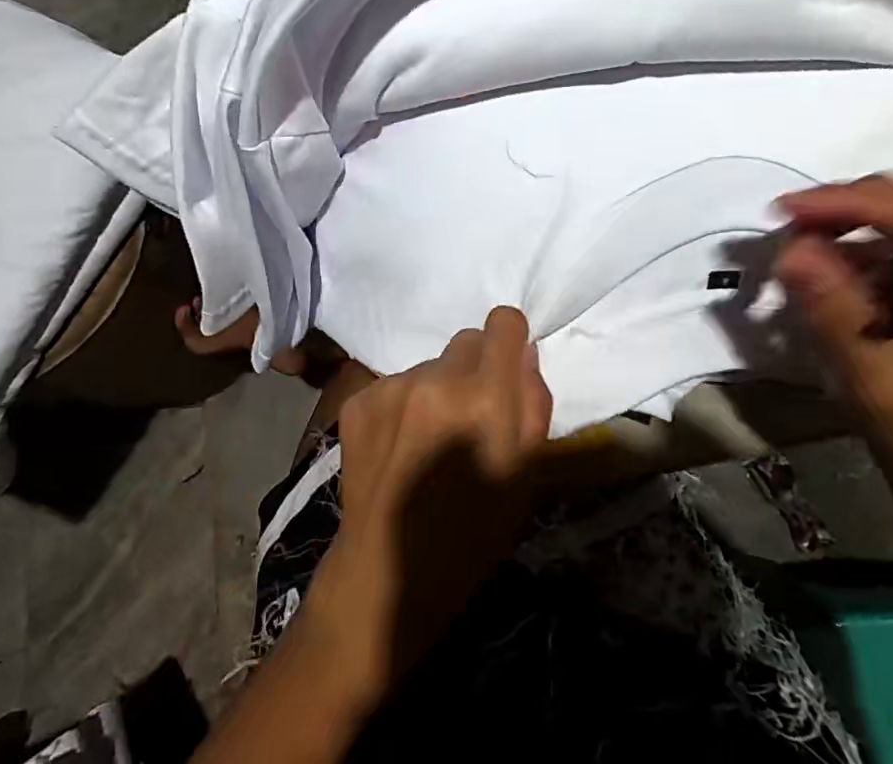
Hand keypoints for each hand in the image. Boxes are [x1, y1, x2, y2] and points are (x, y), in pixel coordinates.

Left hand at [308, 306, 552, 689]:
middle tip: (472, 412)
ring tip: (431, 436)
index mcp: (486, 398)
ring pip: (432, 363)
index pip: (504, 321)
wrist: (388, 572)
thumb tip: (523, 355)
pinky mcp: (358, 402)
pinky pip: (397, 381)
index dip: (511, 341)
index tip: (508, 370)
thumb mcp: (529, 471)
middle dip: (477, 367)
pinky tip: (401, 445)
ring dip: (440, 387)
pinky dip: (406, 403)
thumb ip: (533, 402)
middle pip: (468, 338)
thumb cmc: (474, 530)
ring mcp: (391, 389)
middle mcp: (436, 380)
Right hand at [774, 176, 892, 513]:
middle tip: (789, 224)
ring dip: (845, 230)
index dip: (853, 202)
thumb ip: (831, 312)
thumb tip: (789, 252)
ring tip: (798, 252)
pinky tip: (822, 271)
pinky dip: (851, 252)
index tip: (789, 207)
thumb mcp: (869, 378)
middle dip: (846, 211)